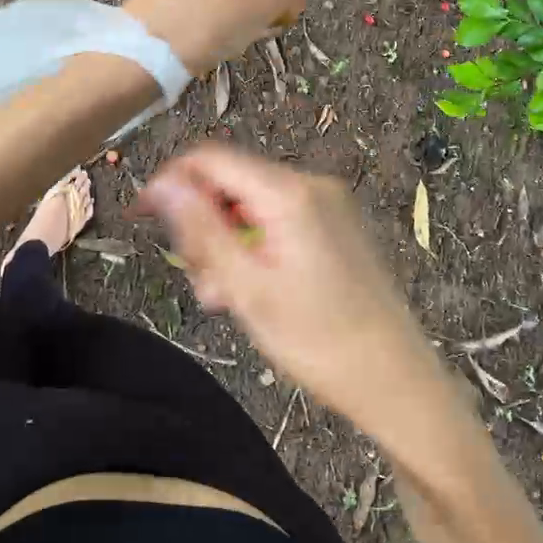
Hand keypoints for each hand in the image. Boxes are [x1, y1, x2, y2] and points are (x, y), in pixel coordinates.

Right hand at [139, 146, 447, 429]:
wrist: (399, 384)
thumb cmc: (318, 340)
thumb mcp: (246, 286)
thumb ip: (200, 228)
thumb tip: (162, 183)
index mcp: (288, 193)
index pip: (209, 158)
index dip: (171, 181)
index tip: (144, 217)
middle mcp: (310, 185)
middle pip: (229, 183)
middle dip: (202, 224)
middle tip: (199, 279)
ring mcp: (328, 205)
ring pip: (249, 205)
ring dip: (225, 242)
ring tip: (223, 296)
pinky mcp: (337, 226)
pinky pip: (276, 219)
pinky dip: (253, 246)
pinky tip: (250, 289)